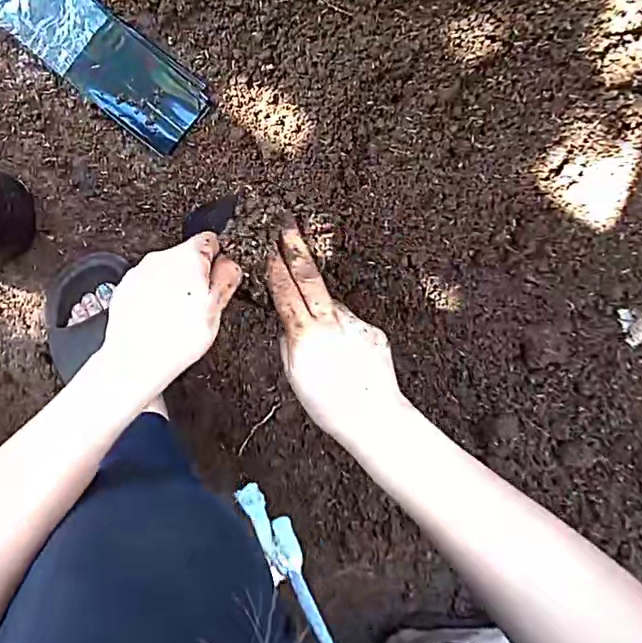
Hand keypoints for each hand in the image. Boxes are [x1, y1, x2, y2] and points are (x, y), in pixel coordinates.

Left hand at [97, 233, 241, 394]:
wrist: (135, 360)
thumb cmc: (176, 338)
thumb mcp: (216, 309)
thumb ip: (227, 277)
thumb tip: (230, 263)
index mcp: (188, 256)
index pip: (211, 240)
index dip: (218, 259)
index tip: (217, 277)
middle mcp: (161, 258)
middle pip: (187, 256)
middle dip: (195, 275)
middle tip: (198, 305)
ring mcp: (140, 272)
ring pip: (166, 271)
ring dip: (174, 286)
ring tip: (177, 317)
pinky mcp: (125, 288)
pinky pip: (147, 285)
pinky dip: (154, 297)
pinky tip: (160, 319)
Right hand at [267, 220, 407, 437]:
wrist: (374, 417)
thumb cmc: (331, 405)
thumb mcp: (294, 375)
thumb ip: (289, 342)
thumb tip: (287, 323)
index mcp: (306, 335)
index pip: (284, 291)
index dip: (274, 265)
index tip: (267, 244)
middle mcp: (331, 322)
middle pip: (310, 277)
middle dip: (296, 248)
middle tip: (287, 225)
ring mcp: (354, 323)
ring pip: (331, 306)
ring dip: (323, 310)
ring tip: (324, 343)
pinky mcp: (372, 329)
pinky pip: (350, 324)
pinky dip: (344, 334)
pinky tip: (345, 355)